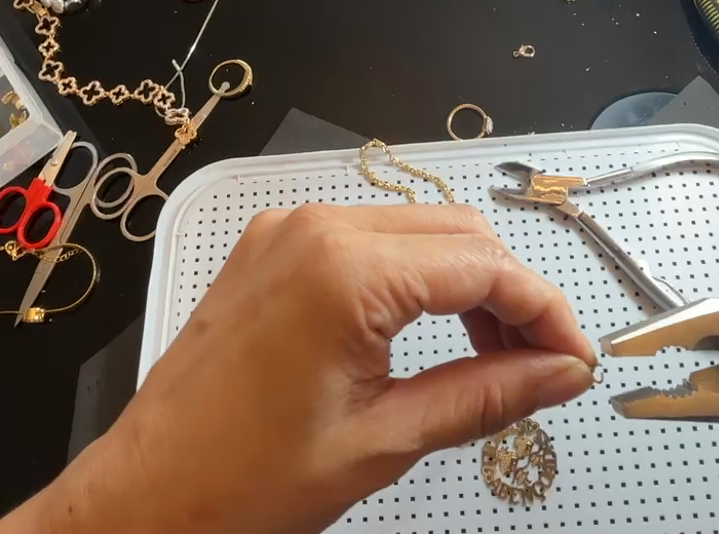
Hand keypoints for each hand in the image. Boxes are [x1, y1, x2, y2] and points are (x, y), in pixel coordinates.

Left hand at [0, 203, 595, 533]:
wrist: (143, 494)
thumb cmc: (246, 482)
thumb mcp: (383, 441)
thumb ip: (486, 395)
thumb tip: (560, 373)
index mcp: (347, 269)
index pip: (481, 266)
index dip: (543, 310)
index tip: (575, 358)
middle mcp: (319, 225)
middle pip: (457, 232)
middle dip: (510, 292)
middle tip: (538, 361)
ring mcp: (292, 226)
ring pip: (418, 227)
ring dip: (464, 279)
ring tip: (488, 349)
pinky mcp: (275, 240)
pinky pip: (370, 233)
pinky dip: (413, 269)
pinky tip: (424, 322)